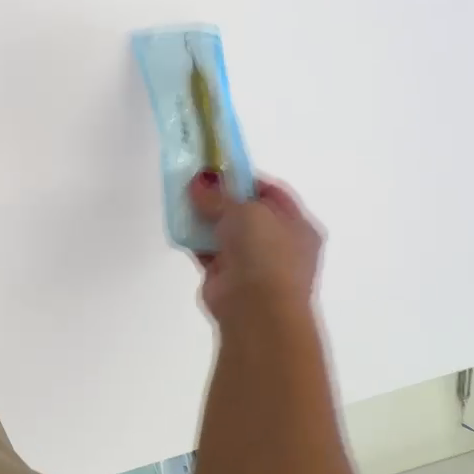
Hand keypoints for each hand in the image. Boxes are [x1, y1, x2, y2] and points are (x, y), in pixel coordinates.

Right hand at [188, 173, 322, 328]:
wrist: (256, 306)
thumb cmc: (264, 253)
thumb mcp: (245, 212)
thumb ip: (219, 194)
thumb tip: (200, 179)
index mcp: (297, 224)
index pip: (270, 191)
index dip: (242, 176)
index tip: (212, 168)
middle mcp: (278, 240)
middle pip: (244, 209)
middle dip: (217, 196)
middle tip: (190, 183)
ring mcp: (253, 257)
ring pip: (222, 227)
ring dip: (202, 216)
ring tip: (178, 202)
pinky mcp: (227, 271)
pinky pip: (206, 247)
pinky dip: (192, 238)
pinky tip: (176, 228)